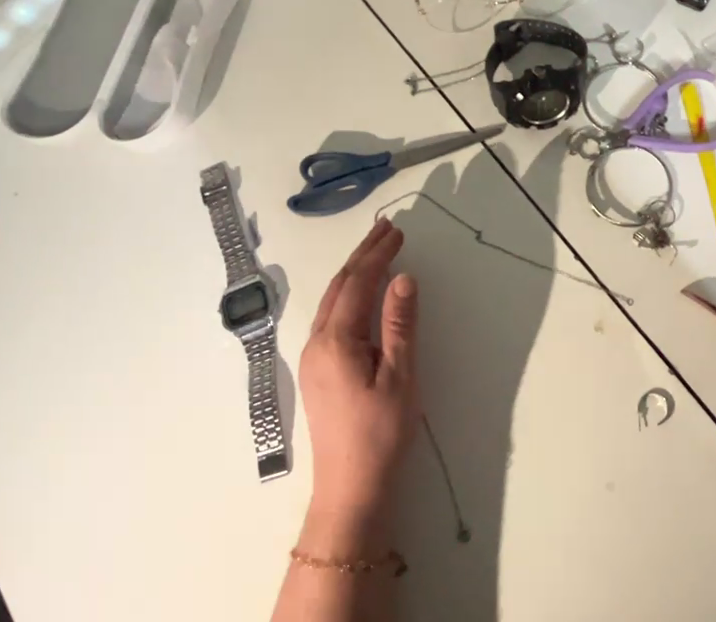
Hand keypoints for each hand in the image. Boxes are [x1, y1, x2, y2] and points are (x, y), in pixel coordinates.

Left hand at [297, 217, 417, 556]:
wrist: (351, 487)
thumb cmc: (380, 432)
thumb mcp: (400, 376)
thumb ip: (400, 325)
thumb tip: (403, 277)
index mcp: (335, 342)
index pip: (357, 283)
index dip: (377, 254)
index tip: (397, 230)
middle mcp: (316, 343)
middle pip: (338, 287)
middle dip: (362, 255)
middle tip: (386, 229)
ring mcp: (312, 358)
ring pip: (331, 302)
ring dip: (354, 272)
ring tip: (376, 251)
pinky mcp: (317, 372)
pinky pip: (331, 317)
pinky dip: (348, 294)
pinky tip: (361, 293)